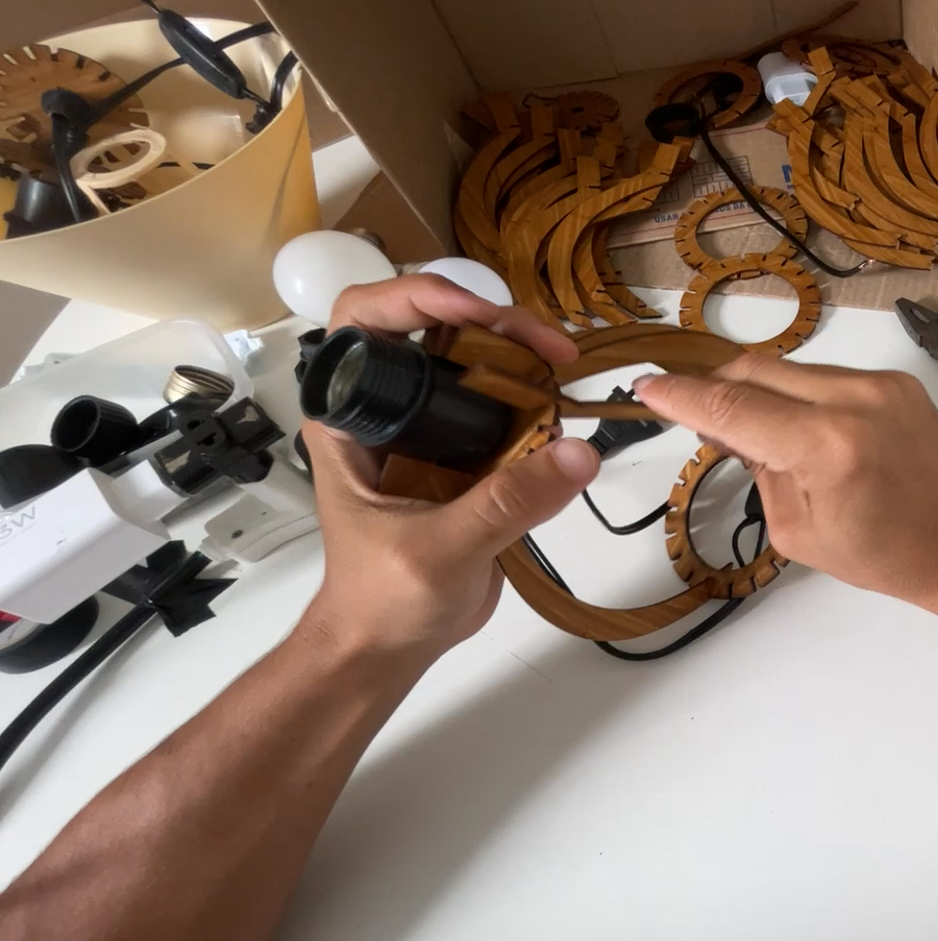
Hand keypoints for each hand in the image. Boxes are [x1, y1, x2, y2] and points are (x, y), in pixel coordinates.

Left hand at [300, 275, 599, 661]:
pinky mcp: (476, 461)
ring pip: (482, 372)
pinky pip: (513, 417)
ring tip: (568, 374)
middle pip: (440, 336)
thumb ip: (509, 502)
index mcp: (353, 419)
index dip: (420, 297)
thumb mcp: (442, 548)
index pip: (367, 324)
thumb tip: (582, 452)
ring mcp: (437, 436)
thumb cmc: (385, 598)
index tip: (483, 313)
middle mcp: (394, 415)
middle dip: (497, 327)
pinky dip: (544, 408)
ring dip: (527, 364)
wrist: (394, 642)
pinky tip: (570, 420)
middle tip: (555, 350)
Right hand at [631, 355, 937, 609]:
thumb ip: (759, 470)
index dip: (681, 396)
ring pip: (791, 370)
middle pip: (756, 371)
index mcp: (827, 446)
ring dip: (762, 395)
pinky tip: (806, 430)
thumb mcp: (799, 531)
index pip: (732, 407)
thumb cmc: (887, 556)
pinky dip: (801, 397)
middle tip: (705, 424)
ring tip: (765, 438)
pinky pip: (827, 377)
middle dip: (718, 391)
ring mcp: (881, 383)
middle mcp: (855, 398)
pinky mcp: (898, 380)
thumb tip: (733, 430)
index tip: (647, 388)